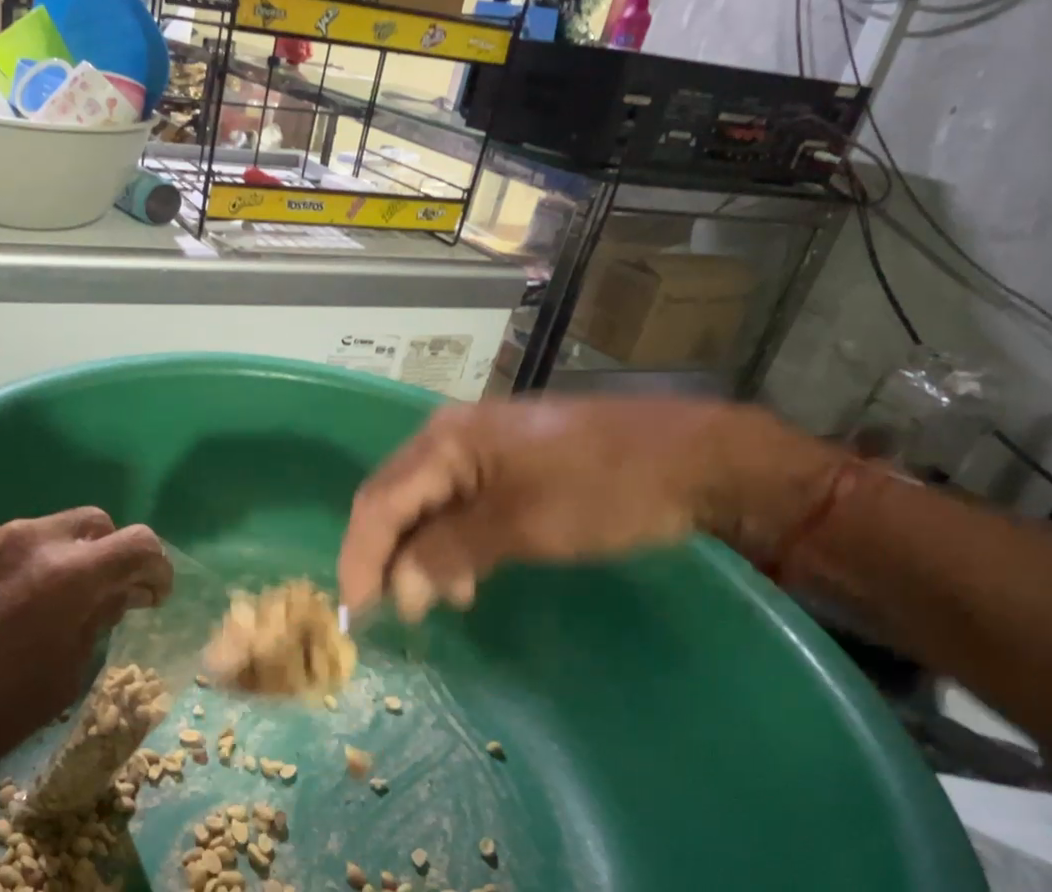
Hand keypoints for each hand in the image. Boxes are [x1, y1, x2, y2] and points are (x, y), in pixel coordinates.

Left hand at [0, 506, 173, 803]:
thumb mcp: (61, 680)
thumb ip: (97, 624)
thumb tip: (117, 595)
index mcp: (69, 574)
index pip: (139, 543)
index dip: (158, 568)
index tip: (154, 596)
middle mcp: (34, 539)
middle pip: (97, 524)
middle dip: (114, 555)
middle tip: (113, 597)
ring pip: (54, 530)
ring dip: (72, 558)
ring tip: (60, 607)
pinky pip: (16, 544)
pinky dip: (35, 564)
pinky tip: (17, 608)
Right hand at [337, 397, 843, 620]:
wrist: (696, 457)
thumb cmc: (603, 490)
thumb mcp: (521, 527)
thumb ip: (449, 553)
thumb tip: (398, 588)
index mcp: (444, 441)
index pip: (378, 502)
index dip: (361, 559)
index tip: (356, 615)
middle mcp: (449, 435)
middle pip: (393, 499)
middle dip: (385, 557)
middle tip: (391, 614)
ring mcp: (478, 444)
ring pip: (423, 503)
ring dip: (419, 552)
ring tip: (438, 602)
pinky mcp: (506, 460)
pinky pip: (455, 501)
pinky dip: (450, 541)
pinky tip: (469, 574)